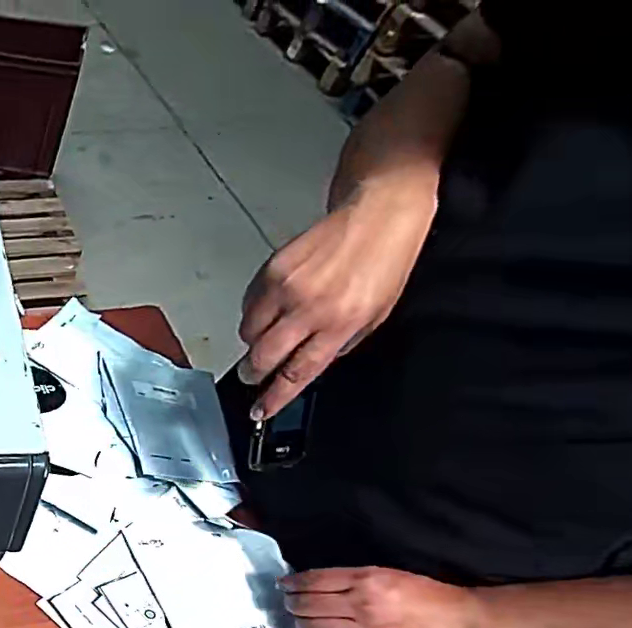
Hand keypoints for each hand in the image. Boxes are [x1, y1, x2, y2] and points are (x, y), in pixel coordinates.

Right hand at [236, 181, 435, 418]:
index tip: (260, 411)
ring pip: (248, 334)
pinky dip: (253, 315)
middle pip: (262, 358)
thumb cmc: (383, 262)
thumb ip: (336, 346)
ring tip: (268, 335)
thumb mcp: (373, 316)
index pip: (296, 373)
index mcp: (340, 323)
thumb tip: (302, 366)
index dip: (274, 397)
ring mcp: (286, 287)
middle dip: (254, 372)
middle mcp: (309, 307)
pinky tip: (270, 309)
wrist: (379, 213)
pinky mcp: (271, 270)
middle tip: (254, 375)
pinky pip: (248, 307)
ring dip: (254, 342)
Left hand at [281, 566, 511, 627]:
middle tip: (288, 603)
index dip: (293, 583)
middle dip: (292, 604)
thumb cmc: (427, 594)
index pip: (315, 580)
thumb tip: (316, 584)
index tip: (284, 584)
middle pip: (308, 606)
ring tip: (297, 621)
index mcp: (367, 580)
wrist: (464, 623)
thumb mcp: (388, 573)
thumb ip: (351, 580)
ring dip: (298, 624)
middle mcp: (361, 605)